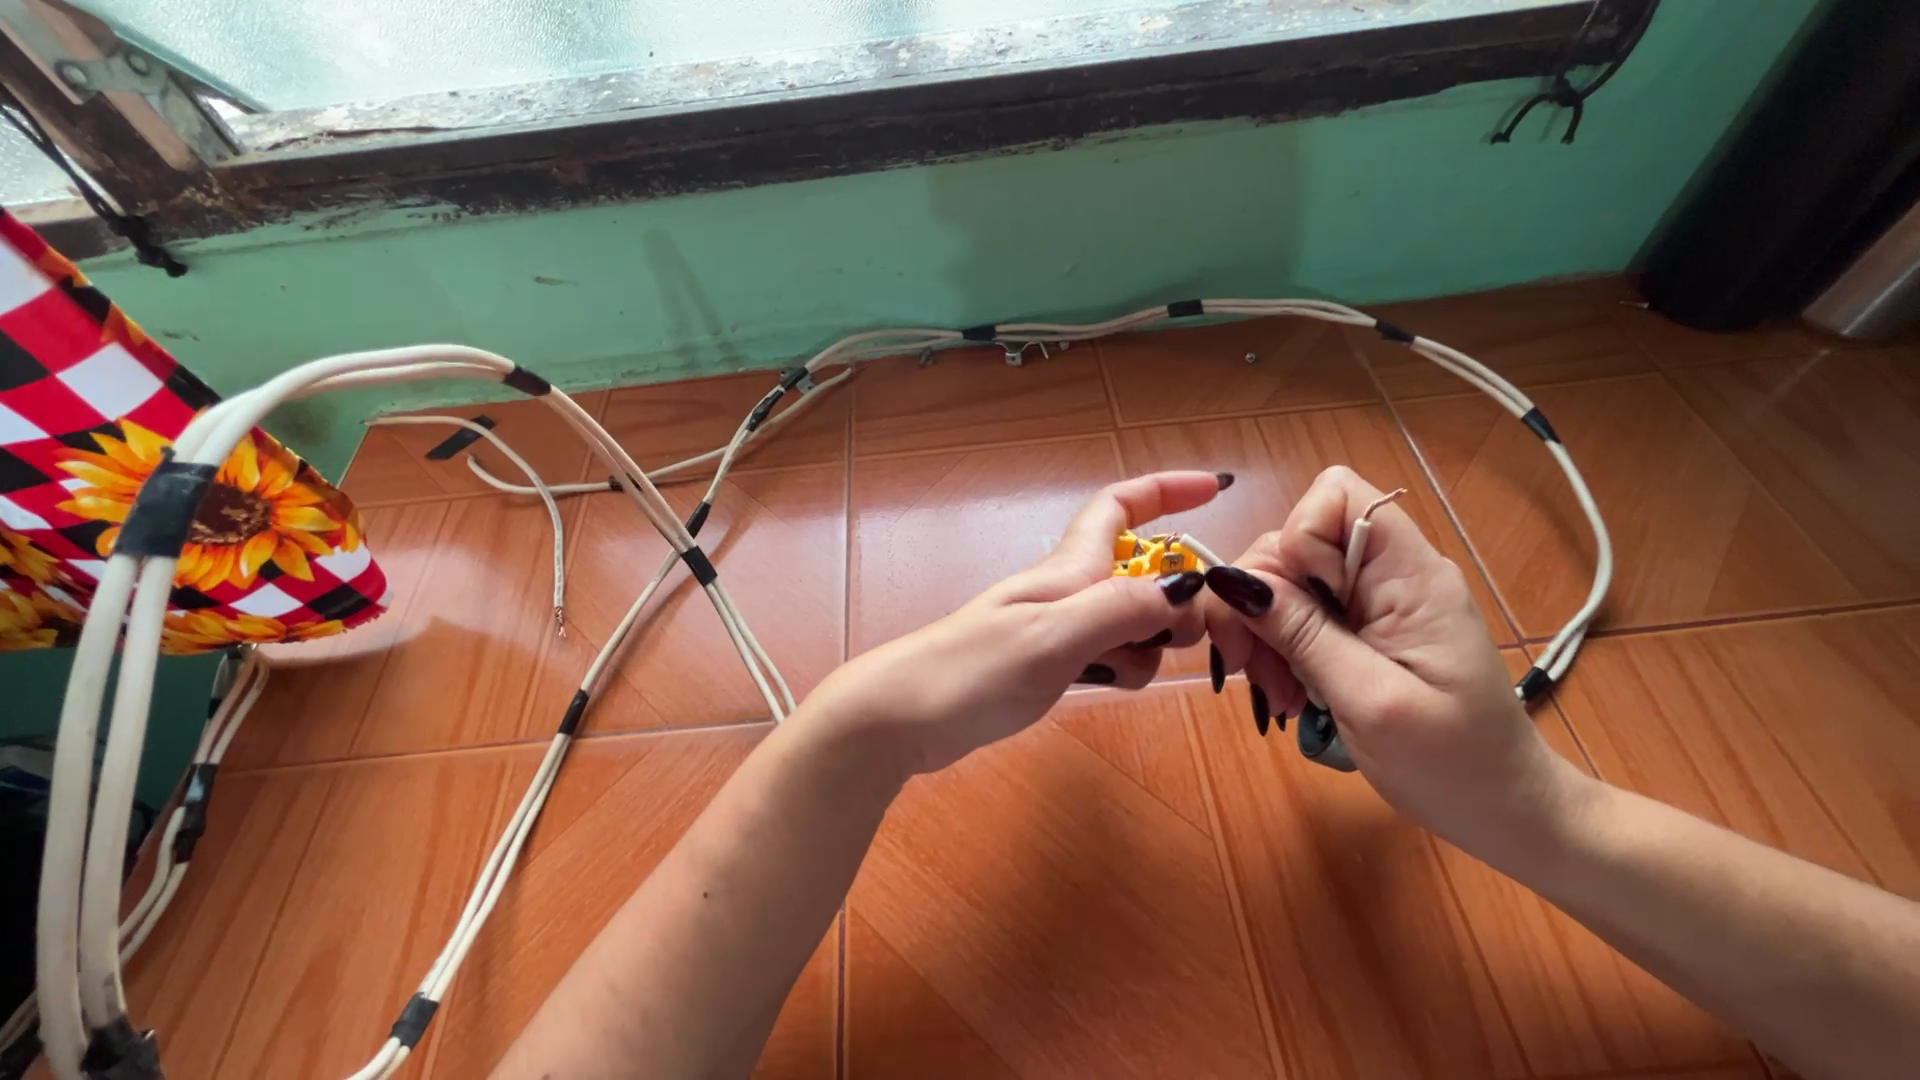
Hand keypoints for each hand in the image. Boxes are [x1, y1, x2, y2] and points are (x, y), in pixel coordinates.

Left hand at [807, 472, 1225, 776]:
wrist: (901, 718)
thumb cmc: (971, 671)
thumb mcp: (1053, 637)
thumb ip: (1119, 610)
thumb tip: (1183, 590)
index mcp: (1067, 569)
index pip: (1119, 507)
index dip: (1166, 489)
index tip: (1214, 487)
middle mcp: (1067, 591)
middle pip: (1143, 574)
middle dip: (1175, 598)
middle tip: (1175, 638)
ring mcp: (1058, 630)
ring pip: (1132, 622)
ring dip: (1147, 645)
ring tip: (1114, 672)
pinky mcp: (1049, 665)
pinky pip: (1108, 656)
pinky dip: (1120, 669)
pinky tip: (1096, 688)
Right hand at [1201, 466, 1585, 862]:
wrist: (1506, 812)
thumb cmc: (1453, 766)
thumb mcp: (1370, 701)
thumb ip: (1303, 634)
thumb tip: (1232, 579)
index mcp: (1411, 576)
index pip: (1336, 498)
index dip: (1295, 539)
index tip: (1286, 607)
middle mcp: (1389, 574)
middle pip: (1294, 542)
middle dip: (1257, 598)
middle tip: (1251, 667)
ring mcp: (1374, 601)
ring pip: (1284, 581)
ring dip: (1262, 632)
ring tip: (1277, 694)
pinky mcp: (1361, 627)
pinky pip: (1297, 614)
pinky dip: (1278, 649)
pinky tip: (1288, 692)